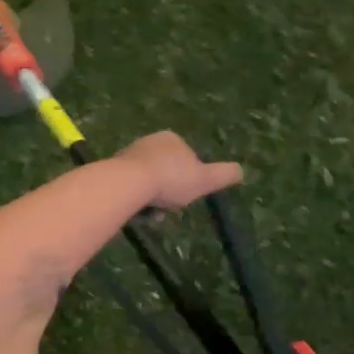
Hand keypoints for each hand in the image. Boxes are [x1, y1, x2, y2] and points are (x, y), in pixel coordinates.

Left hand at [115, 131, 243, 208]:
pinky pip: (131, 189)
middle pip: (166, 173)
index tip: (188, 194)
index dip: (190, 179)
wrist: (129, 183)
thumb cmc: (171, 178)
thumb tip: (241, 170)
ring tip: (153, 214)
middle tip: (169, 208)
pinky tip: (138, 212)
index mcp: (171, 139)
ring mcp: (128, 155)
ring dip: (153, 201)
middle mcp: (148, 142)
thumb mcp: (205, 179)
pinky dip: (137, 201)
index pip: (187, 159)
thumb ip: (224, 174)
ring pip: (148, 183)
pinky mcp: (112, 171)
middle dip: (169, 193)